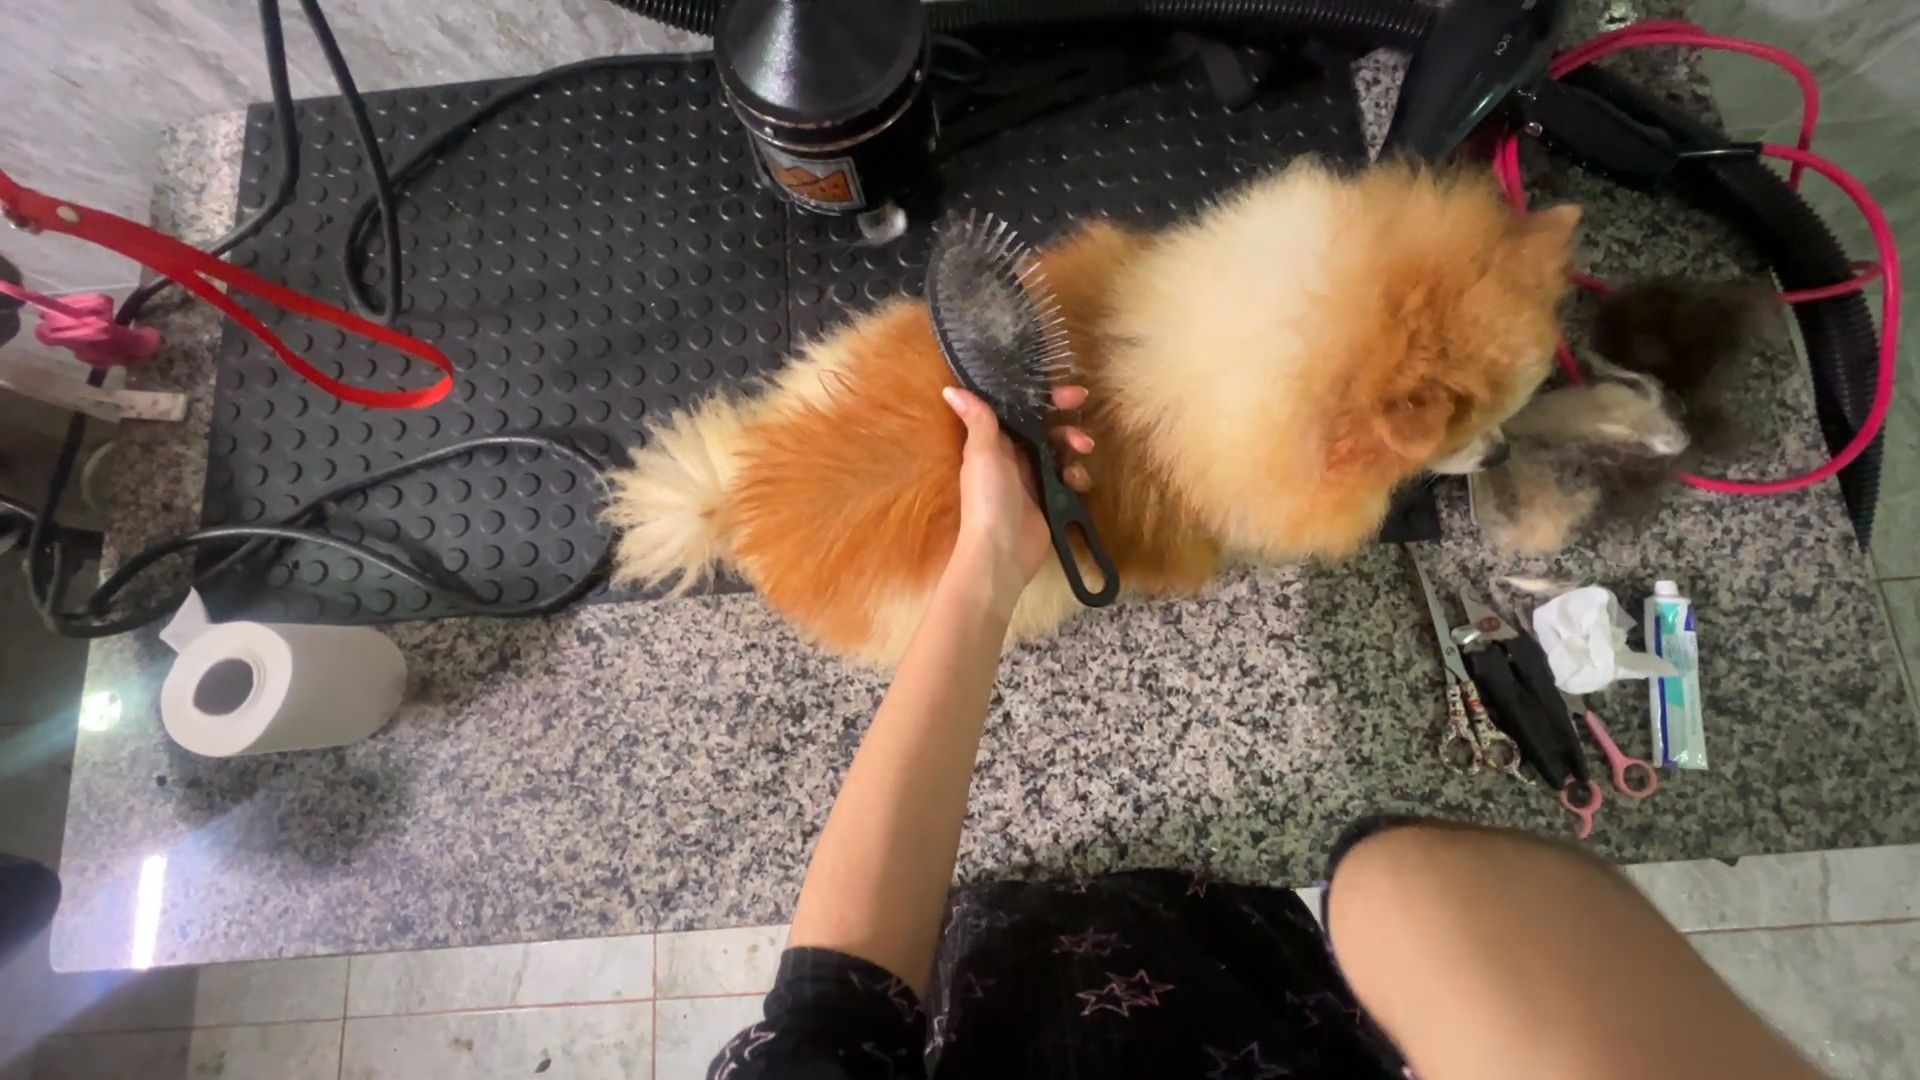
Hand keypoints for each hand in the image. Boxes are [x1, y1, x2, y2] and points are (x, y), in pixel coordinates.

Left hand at [941, 384, 1093, 614]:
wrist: (1001, 551)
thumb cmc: (987, 498)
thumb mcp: (982, 454)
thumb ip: (977, 419)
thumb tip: (950, 389)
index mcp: (994, 442)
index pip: (1019, 410)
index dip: (1038, 395)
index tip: (1058, 385)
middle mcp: (1014, 456)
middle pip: (1044, 426)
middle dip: (1063, 413)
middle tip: (1081, 401)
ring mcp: (1033, 477)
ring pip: (1060, 449)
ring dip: (1074, 442)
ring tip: (1083, 447)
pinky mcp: (1050, 498)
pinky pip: (1068, 477)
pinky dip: (1075, 475)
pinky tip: (1075, 481)